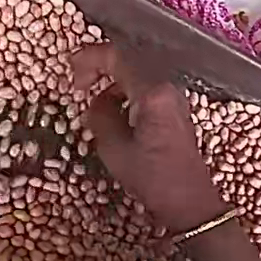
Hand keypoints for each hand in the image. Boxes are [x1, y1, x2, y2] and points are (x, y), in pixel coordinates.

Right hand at [72, 44, 226, 230]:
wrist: (189, 203)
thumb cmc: (153, 179)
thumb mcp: (115, 149)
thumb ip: (100, 117)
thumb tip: (95, 103)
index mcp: (153, 93)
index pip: (118, 57)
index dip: (90, 58)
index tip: (71, 70)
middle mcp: (168, 89)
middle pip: (130, 62)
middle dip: (101, 68)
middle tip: (80, 85)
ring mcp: (175, 100)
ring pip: (138, 77)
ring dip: (114, 84)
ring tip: (95, 107)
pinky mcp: (176, 113)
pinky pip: (147, 92)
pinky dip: (128, 96)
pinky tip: (116, 117)